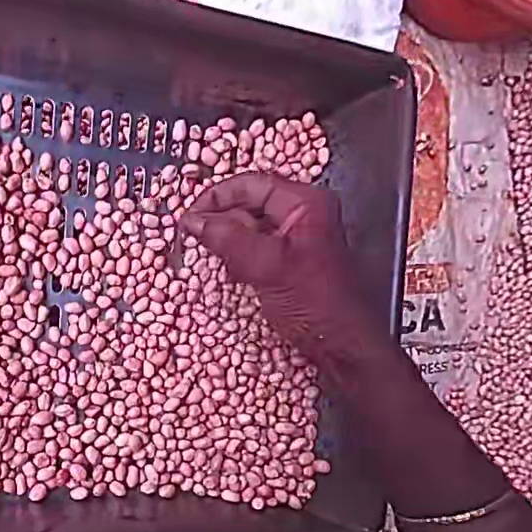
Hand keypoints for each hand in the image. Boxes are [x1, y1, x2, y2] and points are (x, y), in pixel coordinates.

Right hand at [179, 172, 387, 364]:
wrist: (342, 347)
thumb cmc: (316, 304)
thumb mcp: (268, 265)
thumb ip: (228, 239)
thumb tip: (191, 221)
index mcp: (305, 204)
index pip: (251, 184)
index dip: (216, 196)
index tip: (188, 217)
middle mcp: (301, 216)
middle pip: (247, 204)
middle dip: (218, 218)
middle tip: (191, 237)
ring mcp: (294, 240)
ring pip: (247, 227)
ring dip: (224, 239)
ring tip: (206, 254)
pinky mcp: (286, 264)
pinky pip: (252, 249)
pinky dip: (235, 256)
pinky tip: (226, 271)